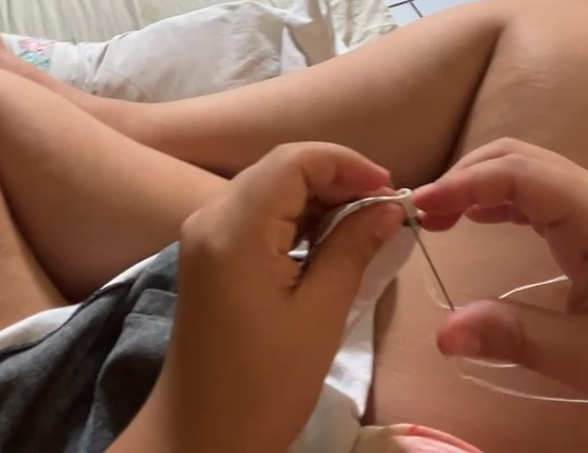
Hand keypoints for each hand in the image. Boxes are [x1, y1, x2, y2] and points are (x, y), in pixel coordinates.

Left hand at [118, 143, 405, 452]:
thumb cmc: (263, 387)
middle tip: (384, 206)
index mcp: (234, 227)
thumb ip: (352, 250)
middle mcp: (211, 215)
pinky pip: (257, 212)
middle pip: (280, 169)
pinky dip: (295, 216)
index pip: (293, 161)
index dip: (345, 163)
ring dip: (317, 196)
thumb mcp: (319, 318)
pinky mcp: (208, 250)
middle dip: (335, 178)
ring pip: (270, 187)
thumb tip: (389, 208)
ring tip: (365, 220)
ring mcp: (204, 232)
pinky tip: (329, 236)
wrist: (197, 439)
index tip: (390, 188)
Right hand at [410, 139, 587, 452]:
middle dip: (468, 176)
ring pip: (533, 174)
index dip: (464, 182)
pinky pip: (546, 199)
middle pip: (523, 159)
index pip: (520, 173)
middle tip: (423, 212)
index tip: (419, 207)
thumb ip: (511, 335)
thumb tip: (440, 333)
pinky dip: (505, 202)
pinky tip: (481, 221)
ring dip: (484, 185)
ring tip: (441, 216)